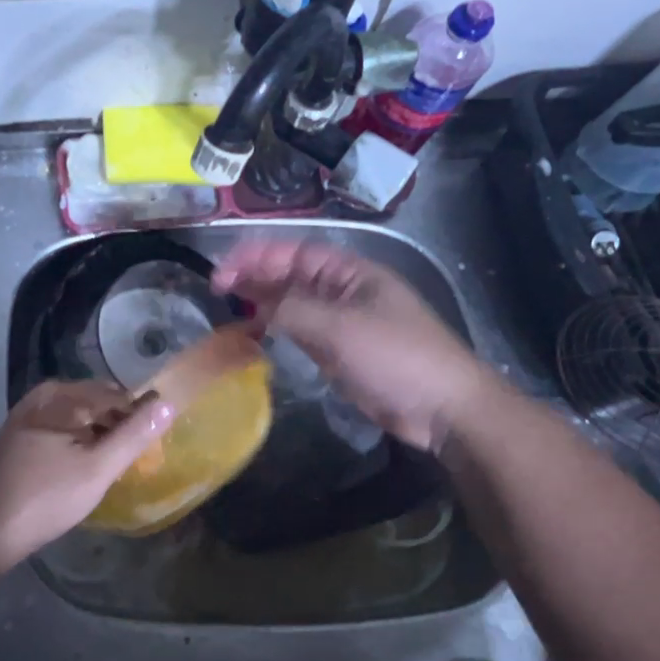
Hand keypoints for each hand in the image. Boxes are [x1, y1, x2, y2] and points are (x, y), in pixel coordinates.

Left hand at [0, 381, 175, 590]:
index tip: (155, 441)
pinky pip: (60, 427)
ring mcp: (27, 415)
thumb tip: (167, 404)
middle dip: (118, 423)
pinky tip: (84, 467)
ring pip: (77, 415)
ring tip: (113, 465)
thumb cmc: (45, 497)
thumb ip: (133, 435)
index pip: (116, 393)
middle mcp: (43, 396)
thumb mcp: (97, 469)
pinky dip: (77, 440)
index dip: (140, 414)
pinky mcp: (19, 436)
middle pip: (95, 400)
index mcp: (62, 396)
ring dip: (98, 433)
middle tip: (136, 457)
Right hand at [212, 239, 498, 452]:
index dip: (254, 256)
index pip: (293, 252)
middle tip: (216, 291)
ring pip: (291, 303)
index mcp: (350, 273)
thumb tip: (254, 305)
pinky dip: (275, 328)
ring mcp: (341, 321)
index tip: (221, 272)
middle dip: (253, 277)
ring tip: (226, 309)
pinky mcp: (339, 350)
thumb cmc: (396, 357)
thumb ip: (291, 310)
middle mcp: (343, 291)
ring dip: (261, 302)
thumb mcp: (339, 328)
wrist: (443, 408)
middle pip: (289, 274)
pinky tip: (254, 335)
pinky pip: (299, 330)